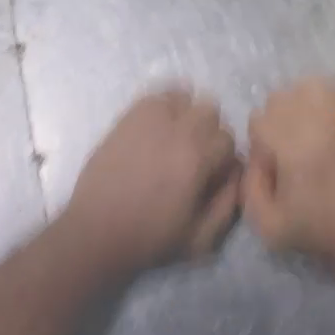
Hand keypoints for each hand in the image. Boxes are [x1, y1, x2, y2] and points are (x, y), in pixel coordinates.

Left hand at [61, 87, 241, 273]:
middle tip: (194, 156)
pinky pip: (158, 94)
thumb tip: (237, 173)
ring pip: (186, 96)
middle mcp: (178, 130)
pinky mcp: (129, 115)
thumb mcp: (201, 239)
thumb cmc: (150, 238)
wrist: (97, 231)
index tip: (211, 175)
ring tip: (175, 139)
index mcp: (197, 158)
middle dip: (208, 132)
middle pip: (211, 111)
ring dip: (187, 115)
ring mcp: (151, 118)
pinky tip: (158, 128)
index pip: (228, 139)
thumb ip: (229, 204)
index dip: (223, 159)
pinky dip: (165, 106)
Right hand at [243, 78, 334, 260]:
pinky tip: (334, 115)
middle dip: (279, 118)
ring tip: (310, 125)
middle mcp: (310, 119)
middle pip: (280, 96)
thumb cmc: (319, 227)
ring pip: (309, 85)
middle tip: (291, 145)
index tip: (273, 162)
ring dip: (304, 101)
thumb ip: (249, 189)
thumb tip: (254, 157)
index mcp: (286, 143)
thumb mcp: (269, 225)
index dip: (261, 141)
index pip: (258, 118)